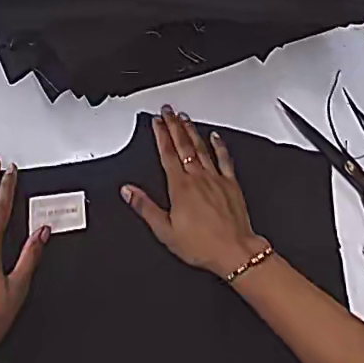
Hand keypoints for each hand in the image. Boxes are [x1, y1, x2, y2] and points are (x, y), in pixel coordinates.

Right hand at [123, 106, 266, 277]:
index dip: (161, 135)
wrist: (234, 252)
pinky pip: (224, 159)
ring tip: (184, 117)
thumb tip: (129, 191)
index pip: (167, 153)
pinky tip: (215, 136)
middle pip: (183, 145)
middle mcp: (198, 178)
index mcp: (180, 187)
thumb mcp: (165, 230)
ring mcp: (216, 179)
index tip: (157, 122)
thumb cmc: (202, 245)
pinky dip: (219, 145)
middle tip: (168, 110)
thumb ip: (145, 207)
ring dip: (191, 130)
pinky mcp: (231, 184)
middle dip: (174, 125)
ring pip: (201, 147)